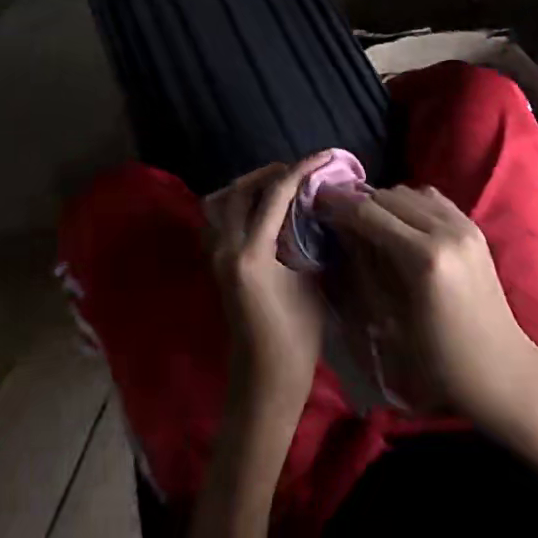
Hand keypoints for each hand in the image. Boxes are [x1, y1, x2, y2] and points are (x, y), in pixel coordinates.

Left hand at [203, 156, 328, 406]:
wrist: (264, 380)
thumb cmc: (297, 340)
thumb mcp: (311, 285)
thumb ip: (305, 240)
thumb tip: (313, 208)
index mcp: (252, 254)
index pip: (274, 195)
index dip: (299, 171)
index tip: (322, 157)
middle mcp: (226, 248)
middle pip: (240, 190)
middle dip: (270, 174)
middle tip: (299, 172)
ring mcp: (216, 255)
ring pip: (221, 202)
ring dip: (248, 187)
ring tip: (278, 187)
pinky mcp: (216, 263)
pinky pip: (219, 219)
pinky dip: (238, 205)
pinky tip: (263, 212)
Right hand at [318, 185, 537, 423]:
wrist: (501, 373)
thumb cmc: (439, 359)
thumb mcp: (389, 317)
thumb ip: (363, 266)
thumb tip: (340, 232)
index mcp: (424, 257)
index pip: (368, 212)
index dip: (338, 205)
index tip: (316, 203)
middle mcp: (446, 232)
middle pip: (388, 195)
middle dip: (359, 202)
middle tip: (337, 215)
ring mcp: (465, 227)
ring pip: (410, 192)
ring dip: (385, 202)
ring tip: (368, 221)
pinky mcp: (474, 229)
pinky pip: (433, 200)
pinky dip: (410, 204)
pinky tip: (400, 224)